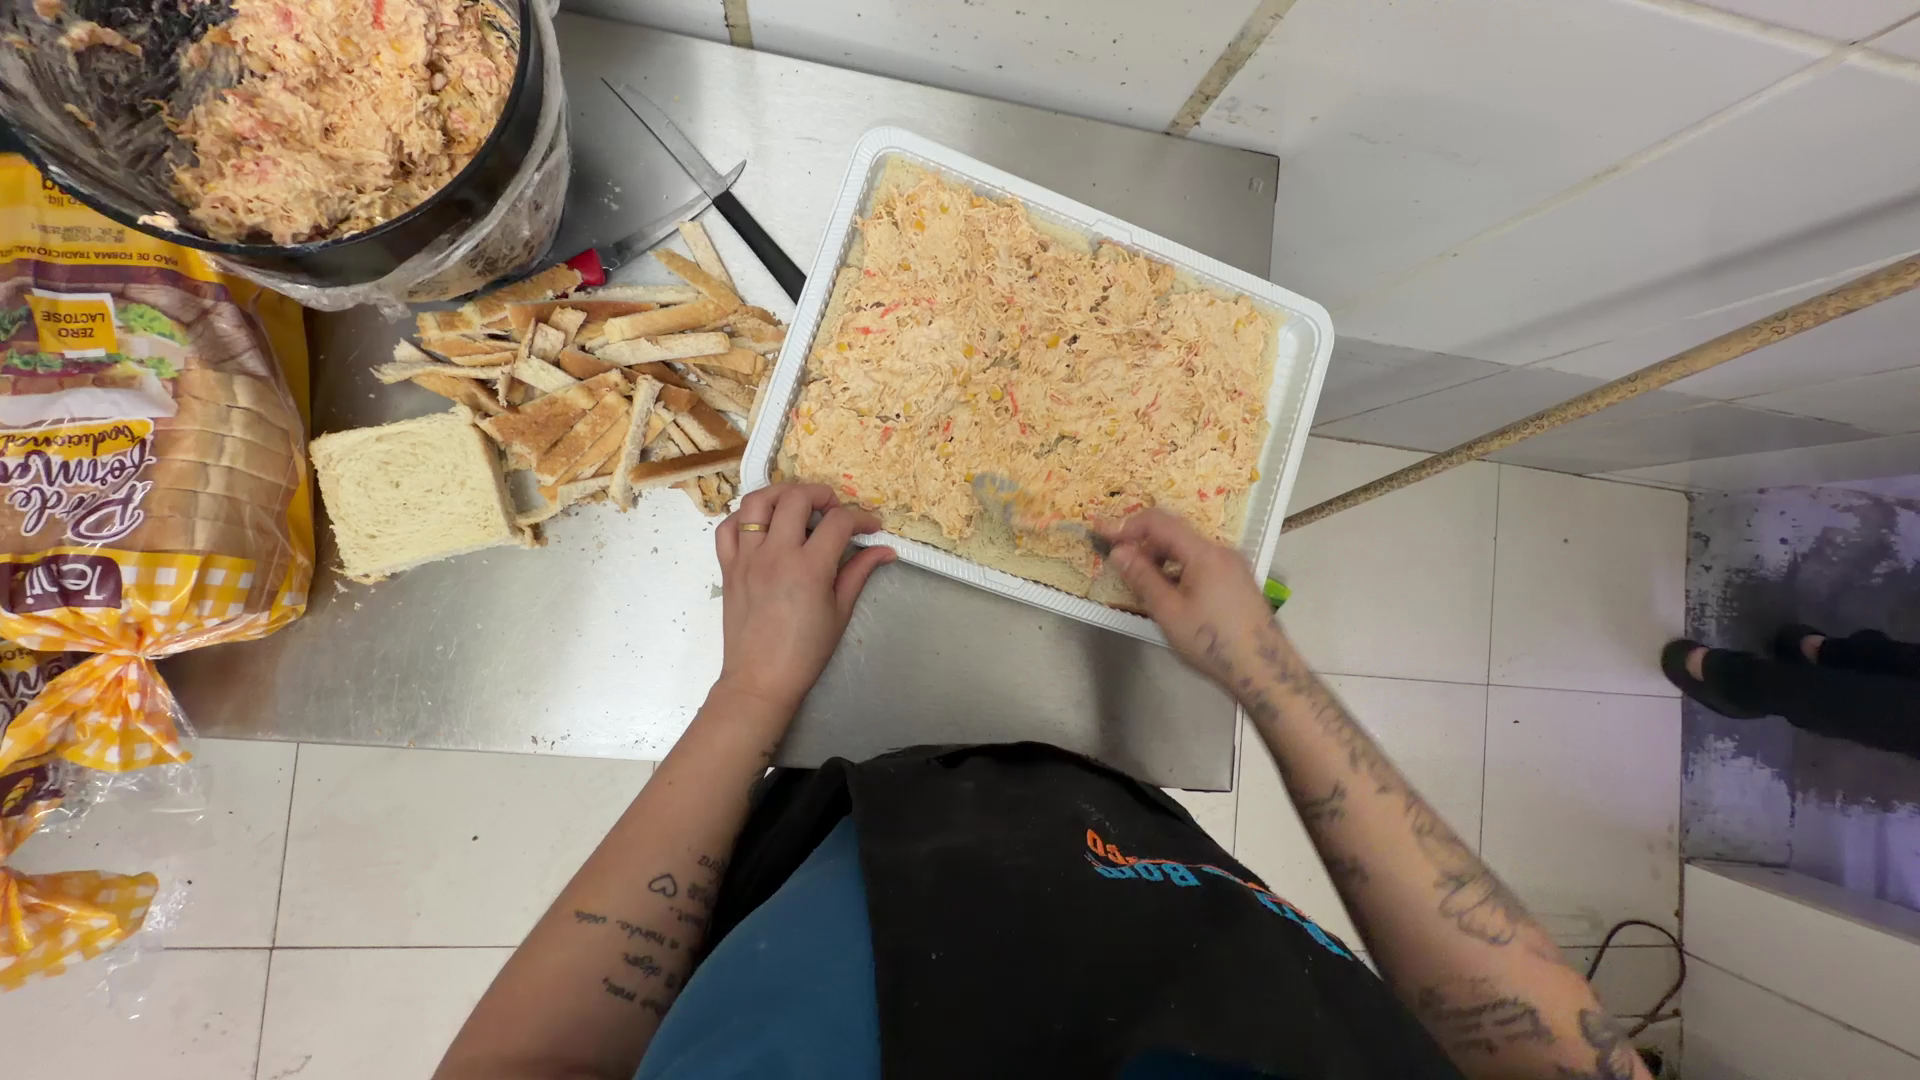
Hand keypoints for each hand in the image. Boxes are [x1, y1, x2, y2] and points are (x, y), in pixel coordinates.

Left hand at [712, 482, 895, 717]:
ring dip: (781, 494)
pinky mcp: (728, 567)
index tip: (871, 528)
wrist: (760, 679)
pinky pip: (728, 527)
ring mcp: (747, 557)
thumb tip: (885, 550)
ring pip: (757, 501)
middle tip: (834, 510)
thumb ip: (859, 572)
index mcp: (809, 567)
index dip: (862, 518)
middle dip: (822, 494)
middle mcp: (775, 554)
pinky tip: (763, 526)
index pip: (839, 521)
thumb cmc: (806, 651)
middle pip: (797, 497)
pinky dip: (745, 517)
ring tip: (797, 505)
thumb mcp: (840, 611)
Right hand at [1106, 509, 1279, 688]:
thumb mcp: (1169, 611)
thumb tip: (1119, 552)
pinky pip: (1200, 562)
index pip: (1159, 522)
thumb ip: (1142, 577)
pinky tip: (1169, 592)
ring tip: (1141, 582)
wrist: (1263, 671)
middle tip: (1119, 563)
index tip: (1101, 534)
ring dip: (1159, 557)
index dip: (1126, 525)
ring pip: (1187, 549)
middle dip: (1142, 542)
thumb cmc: (1212, 642)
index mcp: (1205, 553)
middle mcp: (1221, 551)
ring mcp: (1233, 565)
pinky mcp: (1237, 580)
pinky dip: (1178, 568)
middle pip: (1174, 532)